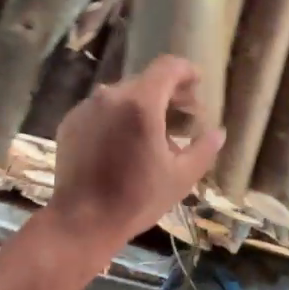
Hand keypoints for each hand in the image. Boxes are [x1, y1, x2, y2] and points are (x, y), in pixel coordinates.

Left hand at [44, 56, 223, 249]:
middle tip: (182, 117)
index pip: (168, 67)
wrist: (81, 221)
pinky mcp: (70, 122)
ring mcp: (86, 108)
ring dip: (142, 107)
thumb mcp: (181, 177)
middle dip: (167, 94)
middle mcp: (110, 96)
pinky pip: (101, 111)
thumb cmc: (136, 199)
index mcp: (141, 103)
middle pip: (145, 81)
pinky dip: (117, 119)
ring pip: (122, 96)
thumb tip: (218, 133)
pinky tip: (124, 145)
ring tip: (153, 134)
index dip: (186, 71)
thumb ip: (204, 149)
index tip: (197, 84)